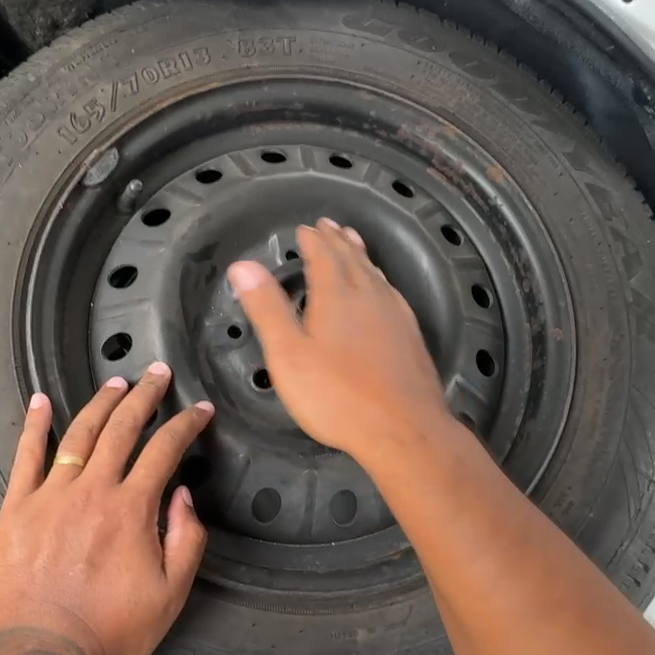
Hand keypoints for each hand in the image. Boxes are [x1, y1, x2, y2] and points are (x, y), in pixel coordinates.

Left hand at [0, 364, 214, 654]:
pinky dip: (33, 427)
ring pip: (79, 435)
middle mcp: (92, 492)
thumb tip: (183, 497)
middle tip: (157, 374)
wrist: (38, 653)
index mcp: (131, 510)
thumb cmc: (106, 631)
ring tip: (116, 383)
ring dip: (100, 404)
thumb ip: (184, 540)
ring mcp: (50, 497)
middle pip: (123, 429)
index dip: (186, 425)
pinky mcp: (16, 510)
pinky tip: (40, 403)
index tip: (199, 411)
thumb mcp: (169, 596)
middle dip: (145, 396)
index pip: (165, 451)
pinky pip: (25, 458)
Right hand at [228, 219, 453, 460]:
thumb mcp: (288, 355)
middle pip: (353, 259)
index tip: (305, 229)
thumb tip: (243, 266)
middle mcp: (370, 297)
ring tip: (353, 243)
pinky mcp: (410, 337)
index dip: (313, 240)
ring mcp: (396, 316)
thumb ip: (267, 309)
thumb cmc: (338, 396)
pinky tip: (383, 290)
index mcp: (337, 296)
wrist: (404, 430)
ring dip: (360, 255)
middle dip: (338, 240)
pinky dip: (380, 280)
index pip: (324, 256)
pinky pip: (391, 293)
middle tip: (329, 224)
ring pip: (375, 274)